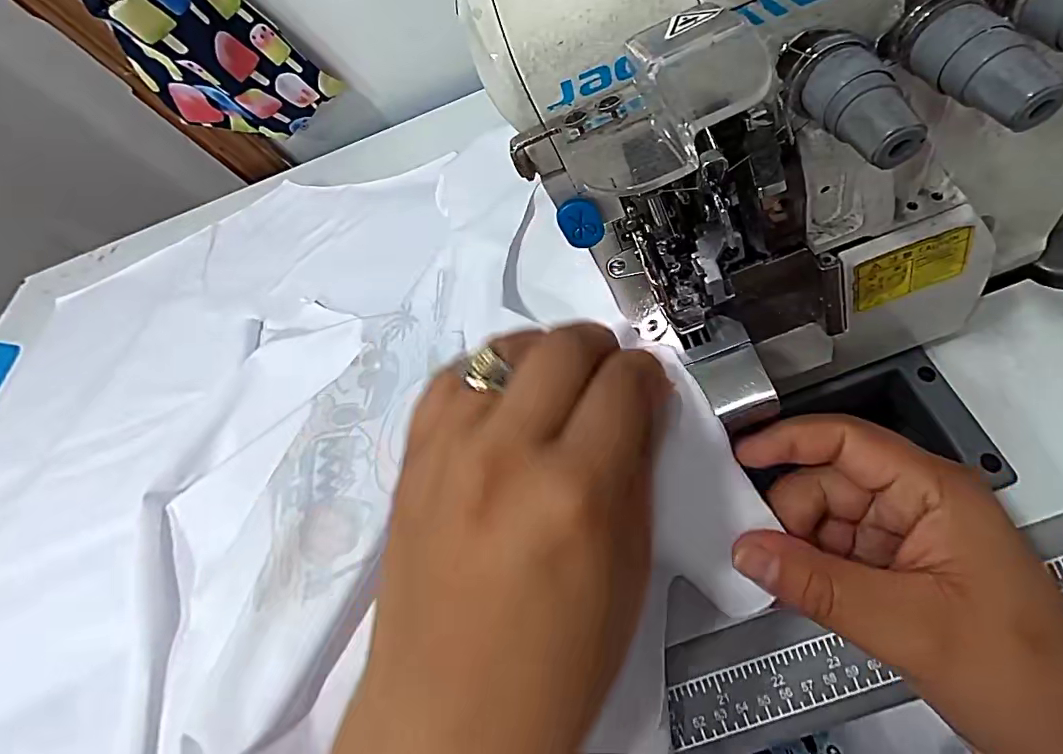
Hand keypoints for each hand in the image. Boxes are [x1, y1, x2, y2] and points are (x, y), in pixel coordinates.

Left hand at [333, 325, 667, 753]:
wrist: (449, 717)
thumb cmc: (555, 663)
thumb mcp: (629, 567)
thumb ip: (638, 468)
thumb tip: (644, 404)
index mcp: (575, 492)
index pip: (624, 383)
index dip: (648, 374)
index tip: (650, 383)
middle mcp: (507, 455)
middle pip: (565, 346)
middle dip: (602, 348)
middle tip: (611, 376)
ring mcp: (449, 450)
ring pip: (506, 347)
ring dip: (546, 353)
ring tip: (559, 383)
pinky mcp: (413, 457)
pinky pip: (452, 375)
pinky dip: (488, 372)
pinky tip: (505, 397)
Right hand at [731, 415, 1062, 753]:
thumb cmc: (1028, 678)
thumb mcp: (908, 626)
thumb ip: (818, 585)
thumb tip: (753, 552)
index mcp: (937, 490)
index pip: (849, 439)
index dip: (791, 439)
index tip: (745, 452)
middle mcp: (923, 501)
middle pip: (832, 481)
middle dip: (792, 513)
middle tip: (761, 550)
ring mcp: (914, 533)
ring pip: (832, 517)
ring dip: (803, 546)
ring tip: (787, 581)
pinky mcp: (906, 565)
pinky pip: (843, 550)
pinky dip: (818, 567)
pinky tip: (806, 591)